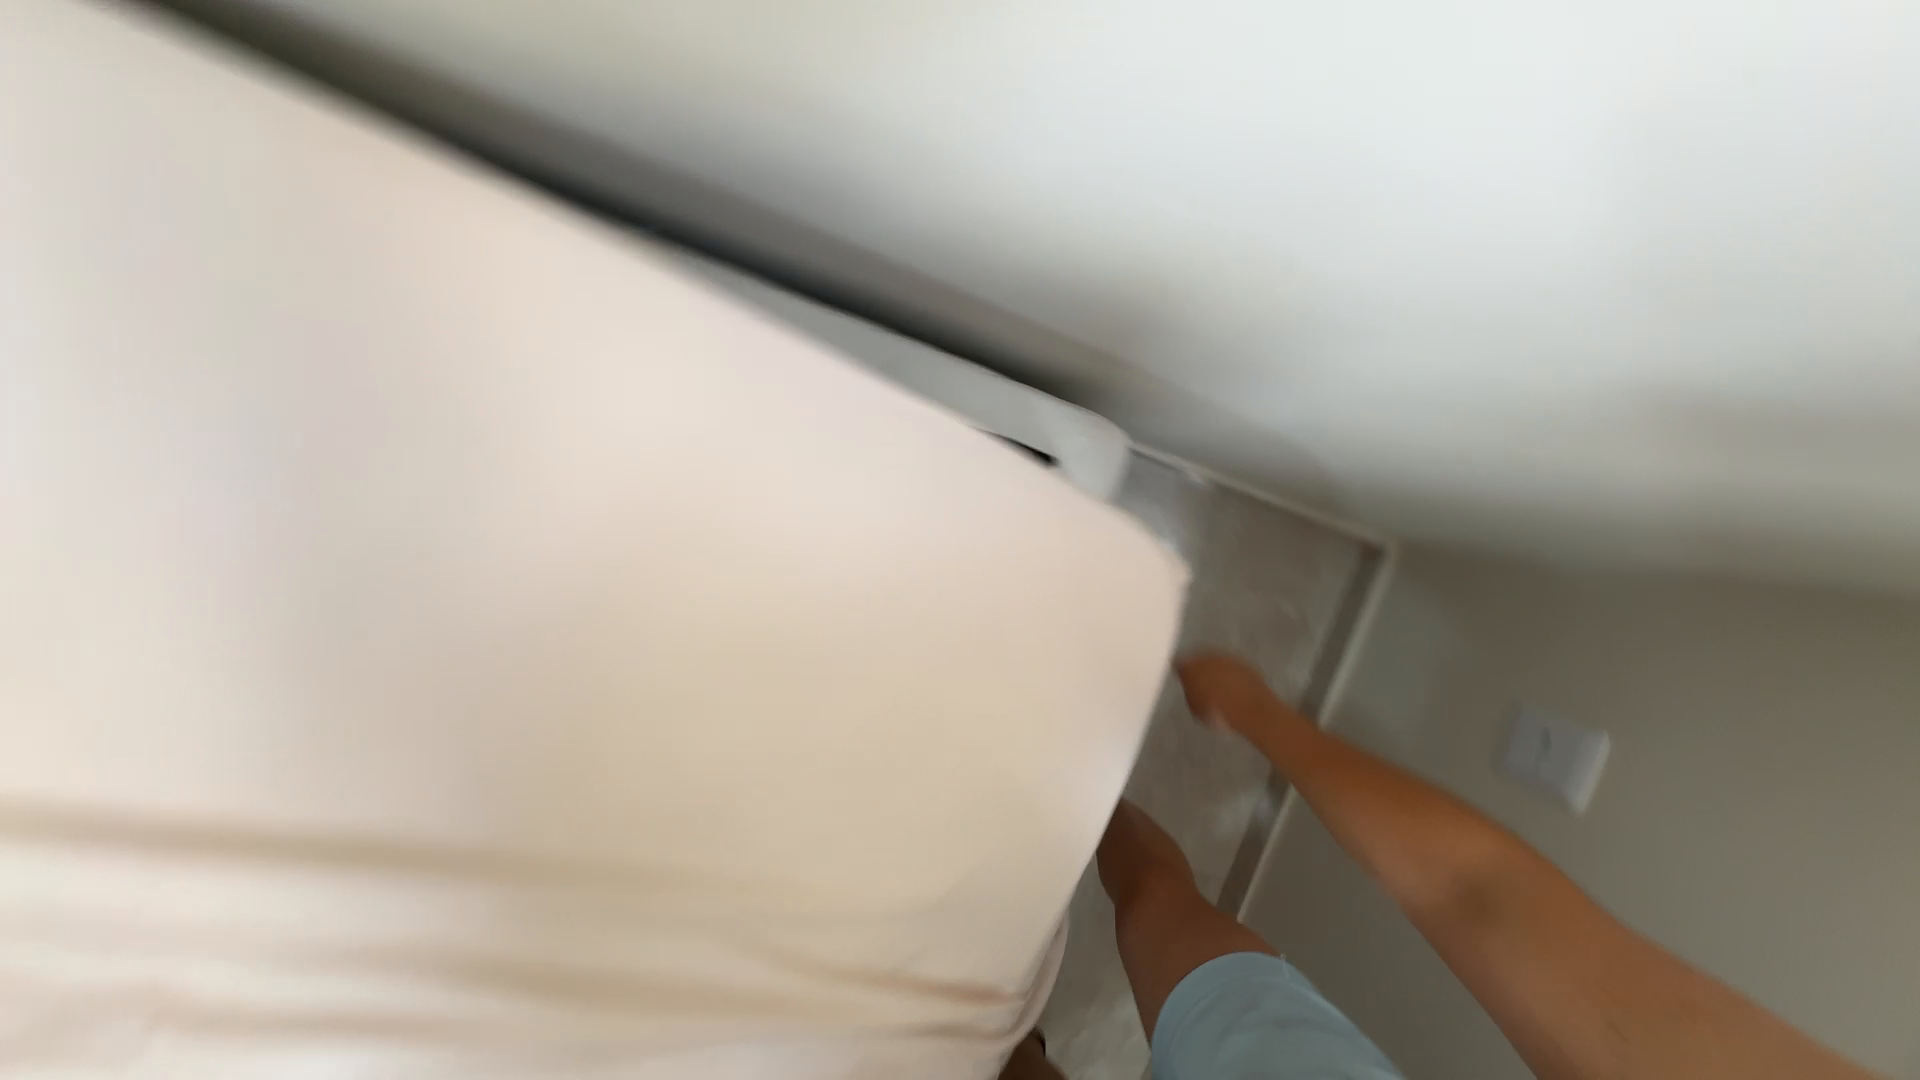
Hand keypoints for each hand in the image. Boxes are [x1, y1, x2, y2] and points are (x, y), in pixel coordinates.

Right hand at [1175, 652, 1293, 736]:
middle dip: (1200, 669)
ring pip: (1217, 661)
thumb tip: (1190, 689)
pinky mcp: (1244, 662)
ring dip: (1216, 671)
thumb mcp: (1195, 708)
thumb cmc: (1218, 713)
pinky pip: (1233, 667)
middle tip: (1201, 684)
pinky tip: (1234, 687)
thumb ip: (1189, 694)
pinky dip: (1231, 674)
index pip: (1179, 664)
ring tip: (1219, 687)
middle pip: (1199, 659)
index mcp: (1190, 666)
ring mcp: (1228, 657)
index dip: (1181, 673)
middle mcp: (1207, 656)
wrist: (1252, 710)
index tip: (1183, 680)